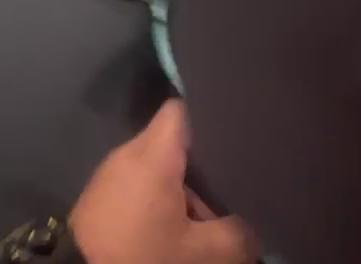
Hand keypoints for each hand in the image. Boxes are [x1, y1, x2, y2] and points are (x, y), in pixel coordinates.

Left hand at [71, 100, 257, 263]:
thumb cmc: (142, 256)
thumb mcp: (200, 255)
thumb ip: (236, 236)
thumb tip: (252, 226)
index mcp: (152, 155)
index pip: (180, 111)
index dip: (209, 117)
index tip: (237, 134)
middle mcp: (131, 153)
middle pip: (175, 141)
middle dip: (208, 164)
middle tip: (240, 186)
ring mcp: (115, 171)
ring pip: (162, 166)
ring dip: (189, 188)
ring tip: (220, 214)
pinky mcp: (108, 191)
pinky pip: (145, 182)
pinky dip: (169, 197)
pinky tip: (188, 225)